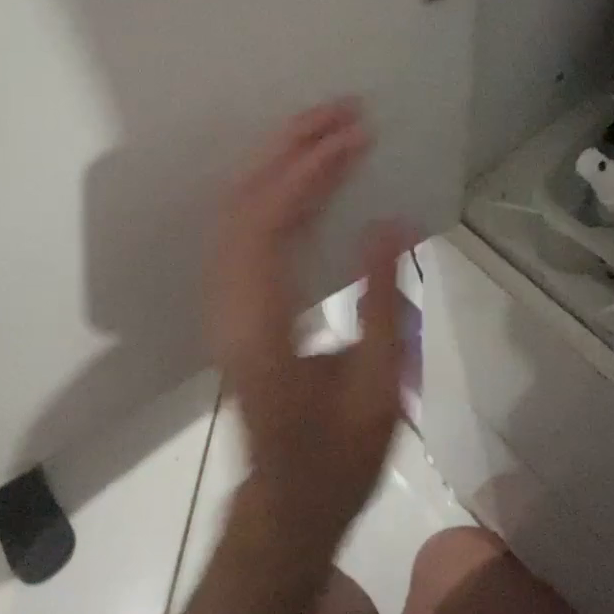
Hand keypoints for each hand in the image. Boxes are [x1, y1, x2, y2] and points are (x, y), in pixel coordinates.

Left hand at [206, 98, 412, 544]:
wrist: (285, 504)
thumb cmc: (336, 456)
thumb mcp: (375, 388)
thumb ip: (379, 300)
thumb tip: (392, 221)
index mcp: (260, 323)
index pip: (272, 222)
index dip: (311, 170)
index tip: (355, 134)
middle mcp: (228, 303)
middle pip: (244, 202)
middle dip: (291, 146)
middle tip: (342, 110)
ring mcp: (222, 304)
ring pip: (233, 210)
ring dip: (276, 160)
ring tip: (324, 125)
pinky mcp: (229, 306)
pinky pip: (237, 228)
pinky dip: (267, 187)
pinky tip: (298, 172)